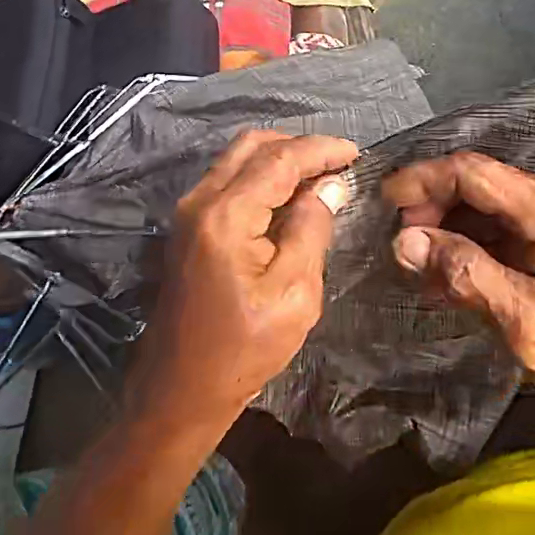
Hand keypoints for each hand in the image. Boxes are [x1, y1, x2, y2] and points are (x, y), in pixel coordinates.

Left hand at [131, 130, 356, 423]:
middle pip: (252, 145)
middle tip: (337, 161)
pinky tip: (289, 194)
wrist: (180, 390)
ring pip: (238, 158)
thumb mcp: (294, 294)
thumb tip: (330, 185)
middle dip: (298, 146)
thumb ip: (311, 229)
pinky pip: (229, 179)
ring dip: (279, 158)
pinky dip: (261, 175)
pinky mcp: (188, 225)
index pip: (279, 160)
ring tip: (319, 174)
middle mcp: (200, 201)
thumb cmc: (242, 350)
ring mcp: (189, 211)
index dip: (319, 150)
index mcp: (226, 216)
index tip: (354, 152)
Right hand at [383, 152, 534, 436]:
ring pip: (487, 210)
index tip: (384, 202)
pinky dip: (471, 250)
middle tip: (399, 245)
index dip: (423, 179)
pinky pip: (503, 235)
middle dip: (432, 206)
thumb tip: (405, 241)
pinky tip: (448, 280)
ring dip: (448, 230)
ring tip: (416, 266)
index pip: (473, 172)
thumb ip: (466, 276)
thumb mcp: (530, 322)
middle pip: (478, 185)